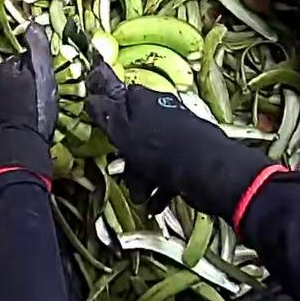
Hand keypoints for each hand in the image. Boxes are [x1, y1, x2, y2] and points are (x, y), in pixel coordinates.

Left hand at [0, 25, 56, 176]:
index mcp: (6, 68)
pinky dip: (28, 101)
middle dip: (32, 74)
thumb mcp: (42, 74)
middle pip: (21, 71)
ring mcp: (1, 100)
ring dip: (31, 88)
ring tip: (45, 96)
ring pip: (20, 86)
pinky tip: (38, 109)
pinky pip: (20, 100)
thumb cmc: (35, 108)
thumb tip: (32, 23)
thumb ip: (37, 49)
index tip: (49, 66)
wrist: (23, 144)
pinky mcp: (6, 116)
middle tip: (49, 82)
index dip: (37, 61)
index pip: (24, 56)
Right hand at [84, 61, 272, 218]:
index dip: (110, 119)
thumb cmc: (160, 150)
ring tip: (141, 196)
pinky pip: (168, 169)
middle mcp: (163, 111)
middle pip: (136, 132)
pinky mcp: (191, 155)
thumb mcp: (124, 132)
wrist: (208, 173)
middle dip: (128, 159)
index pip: (120, 99)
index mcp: (144, 99)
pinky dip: (160, 185)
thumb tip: (91, 97)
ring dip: (143, 177)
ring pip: (151, 154)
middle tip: (125, 176)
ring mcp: (179, 133)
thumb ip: (106, 115)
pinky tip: (156, 203)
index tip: (106, 137)